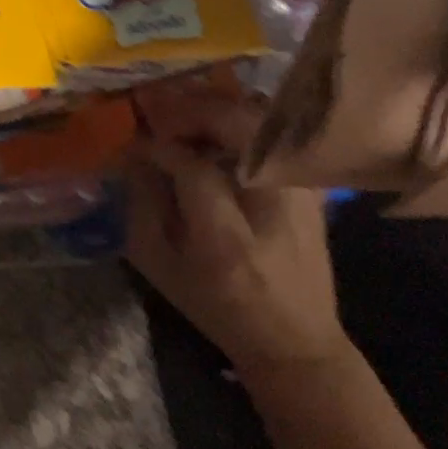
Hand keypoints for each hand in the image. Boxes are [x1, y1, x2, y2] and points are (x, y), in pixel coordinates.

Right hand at [124, 80, 347, 372]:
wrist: (294, 340)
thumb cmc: (211, 304)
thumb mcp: (156, 260)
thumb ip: (143, 201)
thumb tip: (135, 152)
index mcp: (226, 237)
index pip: (193, 167)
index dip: (158, 146)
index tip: (134, 144)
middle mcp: (274, 210)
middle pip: (243, 132)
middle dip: (195, 111)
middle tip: (159, 108)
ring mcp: (303, 198)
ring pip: (266, 126)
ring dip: (220, 109)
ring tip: (184, 110)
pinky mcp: (313, 192)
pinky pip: (279, 137)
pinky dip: (245, 121)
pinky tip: (216, 125)